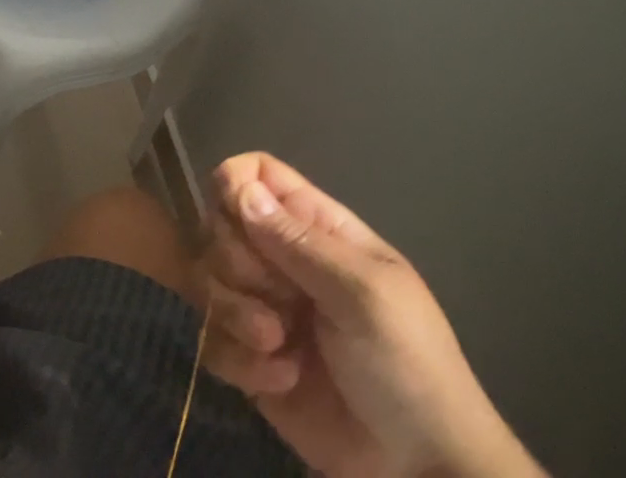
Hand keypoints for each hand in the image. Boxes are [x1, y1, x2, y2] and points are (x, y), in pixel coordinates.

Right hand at [202, 153, 543, 477]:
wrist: (417, 466)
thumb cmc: (408, 363)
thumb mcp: (364, 295)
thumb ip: (299, 242)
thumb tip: (238, 187)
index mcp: (320, 231)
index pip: (261, 176)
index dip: (236, 185)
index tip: (234, 218)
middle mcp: (285, 262)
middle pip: (222, 227)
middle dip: (236, 263)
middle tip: (276, 297)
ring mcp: (264, 309)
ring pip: (209, 281)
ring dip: (236, 315)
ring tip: (277, 346)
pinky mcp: (249, 359)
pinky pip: (212, 339)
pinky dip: (239, 361)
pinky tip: (280, 380)